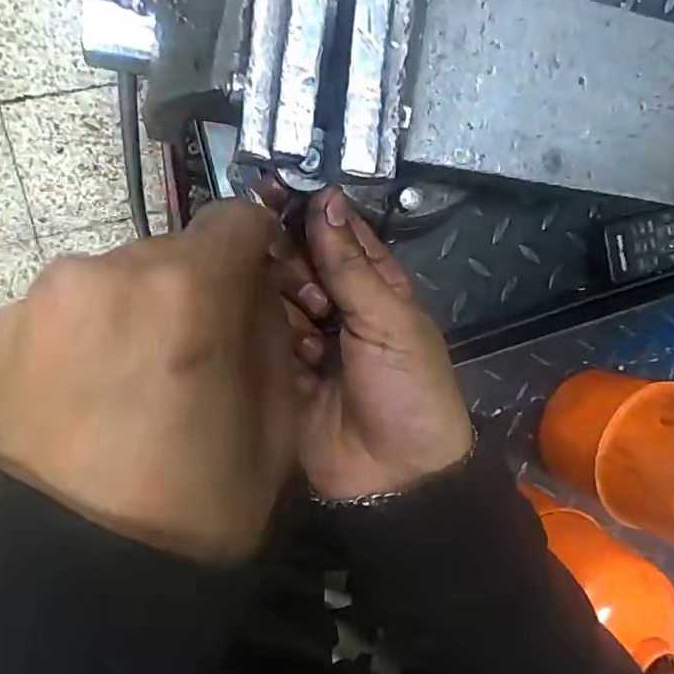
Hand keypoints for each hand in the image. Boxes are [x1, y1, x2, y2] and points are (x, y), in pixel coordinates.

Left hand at [0, 200, 304, 563]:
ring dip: (133, 313)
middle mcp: (105, 272)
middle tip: (187, 358)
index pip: (234, 219)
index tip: (250, 282)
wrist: (59, 592)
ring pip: (113, 282)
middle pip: (171, 254)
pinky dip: (82, 338)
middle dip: (191, 291)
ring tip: (125, 386)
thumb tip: (248, 291)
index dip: (253, 247)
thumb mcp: (274, 428)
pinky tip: (78, 400)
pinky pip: (62, 314)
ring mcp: (40, 300)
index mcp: (184, 291)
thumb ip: (269, 334)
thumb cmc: (189, 513)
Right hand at [270, 187, 471, 500]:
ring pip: (280, 298)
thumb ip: (351, 265)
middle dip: (299, 270)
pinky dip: (280, 345)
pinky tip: (299, 363)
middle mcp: (339, 307)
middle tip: (312, 296)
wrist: (392, 479)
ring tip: (313, 339)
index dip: (314, 215)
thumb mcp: (389, 321)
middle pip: (302, 263)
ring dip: (293, 312)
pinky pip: (266, 339)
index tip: (279, 195)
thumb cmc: (407, 390)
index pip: (340, 234)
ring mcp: (308, 339)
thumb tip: (327, 200)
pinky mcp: (283, 370)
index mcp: (376, 287)